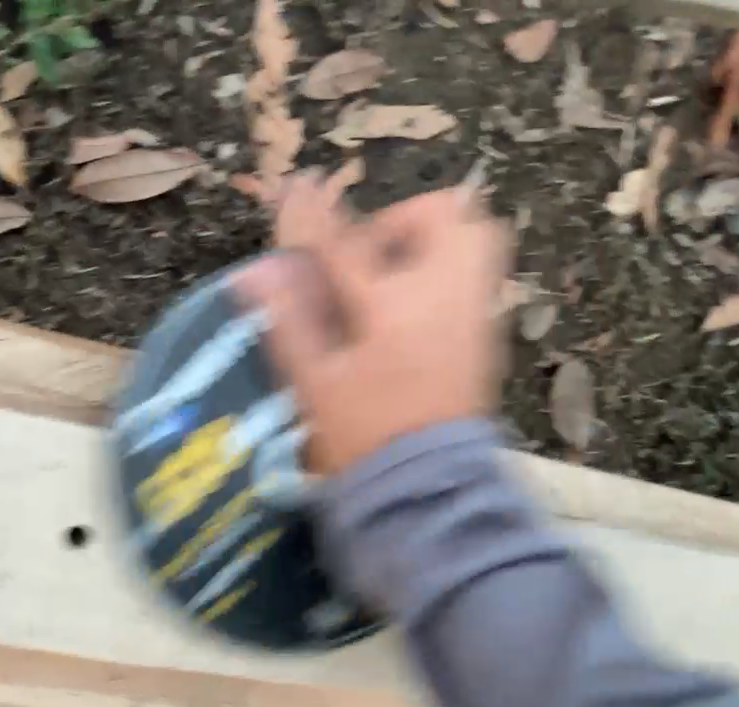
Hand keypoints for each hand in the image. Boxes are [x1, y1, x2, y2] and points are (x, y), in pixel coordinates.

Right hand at [235, 174, 514, 474]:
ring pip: (475, 237)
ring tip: (395, 278)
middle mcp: (446, 296)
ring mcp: (475, 311)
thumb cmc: (362, 437)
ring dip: (432, 240)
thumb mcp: (314, 384)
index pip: (347, 243)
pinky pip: (477, 272)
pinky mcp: (488, 331)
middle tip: (370, 255)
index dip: (316, 214)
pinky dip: (446, 269)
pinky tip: (413, 308)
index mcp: (392, 309)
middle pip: (445, 216)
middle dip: (404, 220)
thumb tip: (251, 274)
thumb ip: (287, 321)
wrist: (426, 487)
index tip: (296, 187)